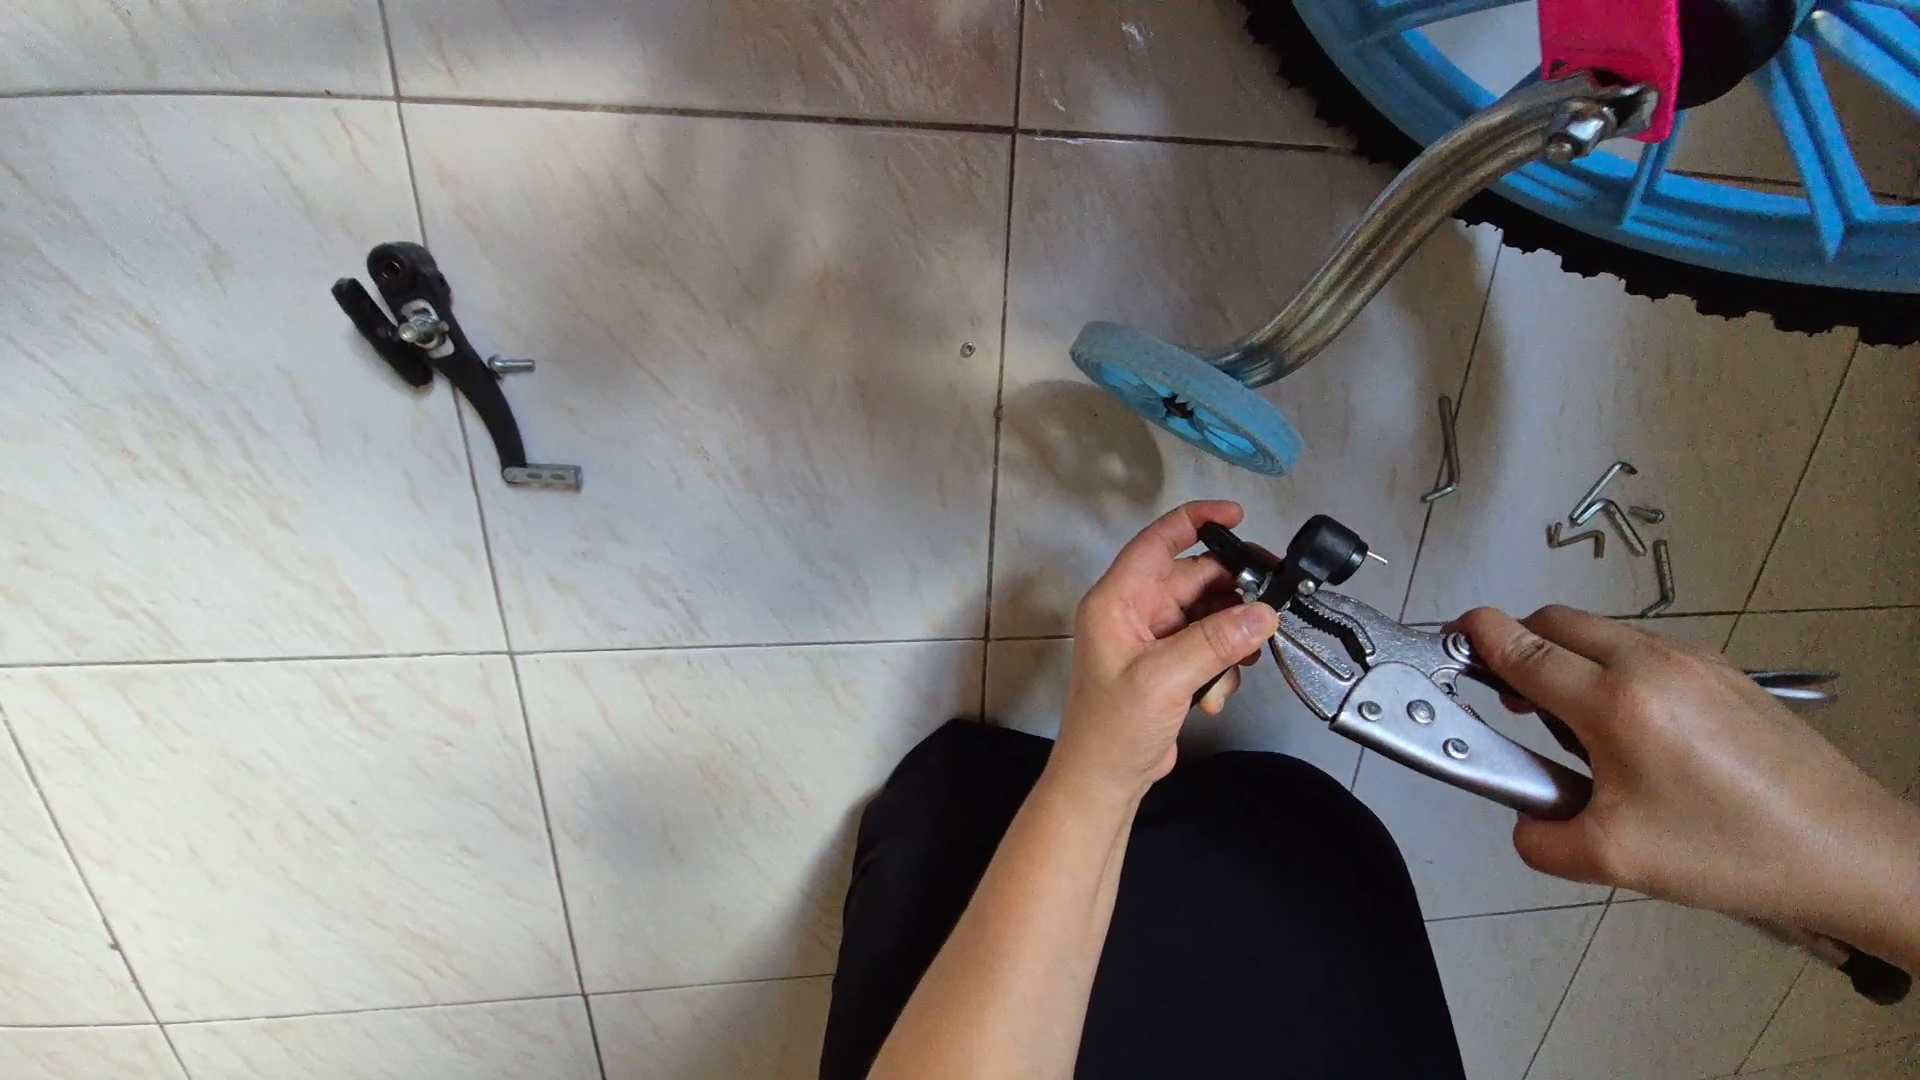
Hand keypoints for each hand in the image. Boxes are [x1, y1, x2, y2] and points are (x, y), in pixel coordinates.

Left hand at [1052, 501, 1279, 799]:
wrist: (1106, 778)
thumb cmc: (1113, 727)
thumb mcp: (1163, 679)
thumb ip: (1213, 642)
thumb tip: (1262, 613)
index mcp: (1117, 600)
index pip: (1157, 542)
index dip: (1195, 520)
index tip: (1236, 515)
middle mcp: (1134, 611)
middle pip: (1194, 578)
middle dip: (1233, 593)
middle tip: (1271, 607)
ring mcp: (1153, 636)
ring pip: (1209, 612)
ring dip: (1230, 638)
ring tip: (1238, 665)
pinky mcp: (1170, 661)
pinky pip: (1209, 643)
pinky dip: (1222, 664)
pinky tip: (1215, 695)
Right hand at [1458, 605, 1919, 937]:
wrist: (1863, 858)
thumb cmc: (1734, 853)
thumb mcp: (1616, 860)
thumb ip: (1538, 837)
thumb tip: (1520, 820)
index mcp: (1615, 703)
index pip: (1518, 645)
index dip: (1471, 637)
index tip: (1447, 646)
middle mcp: (1650, 663)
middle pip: (1551, 620)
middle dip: (1513, 643)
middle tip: (1506, 693)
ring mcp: (1692, 659)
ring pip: (1594, 629)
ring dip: (1559, 654)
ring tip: (1565, 712)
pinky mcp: (1722, 669)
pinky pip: (1635, 644)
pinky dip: (1603, 662)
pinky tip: (1622, 718)